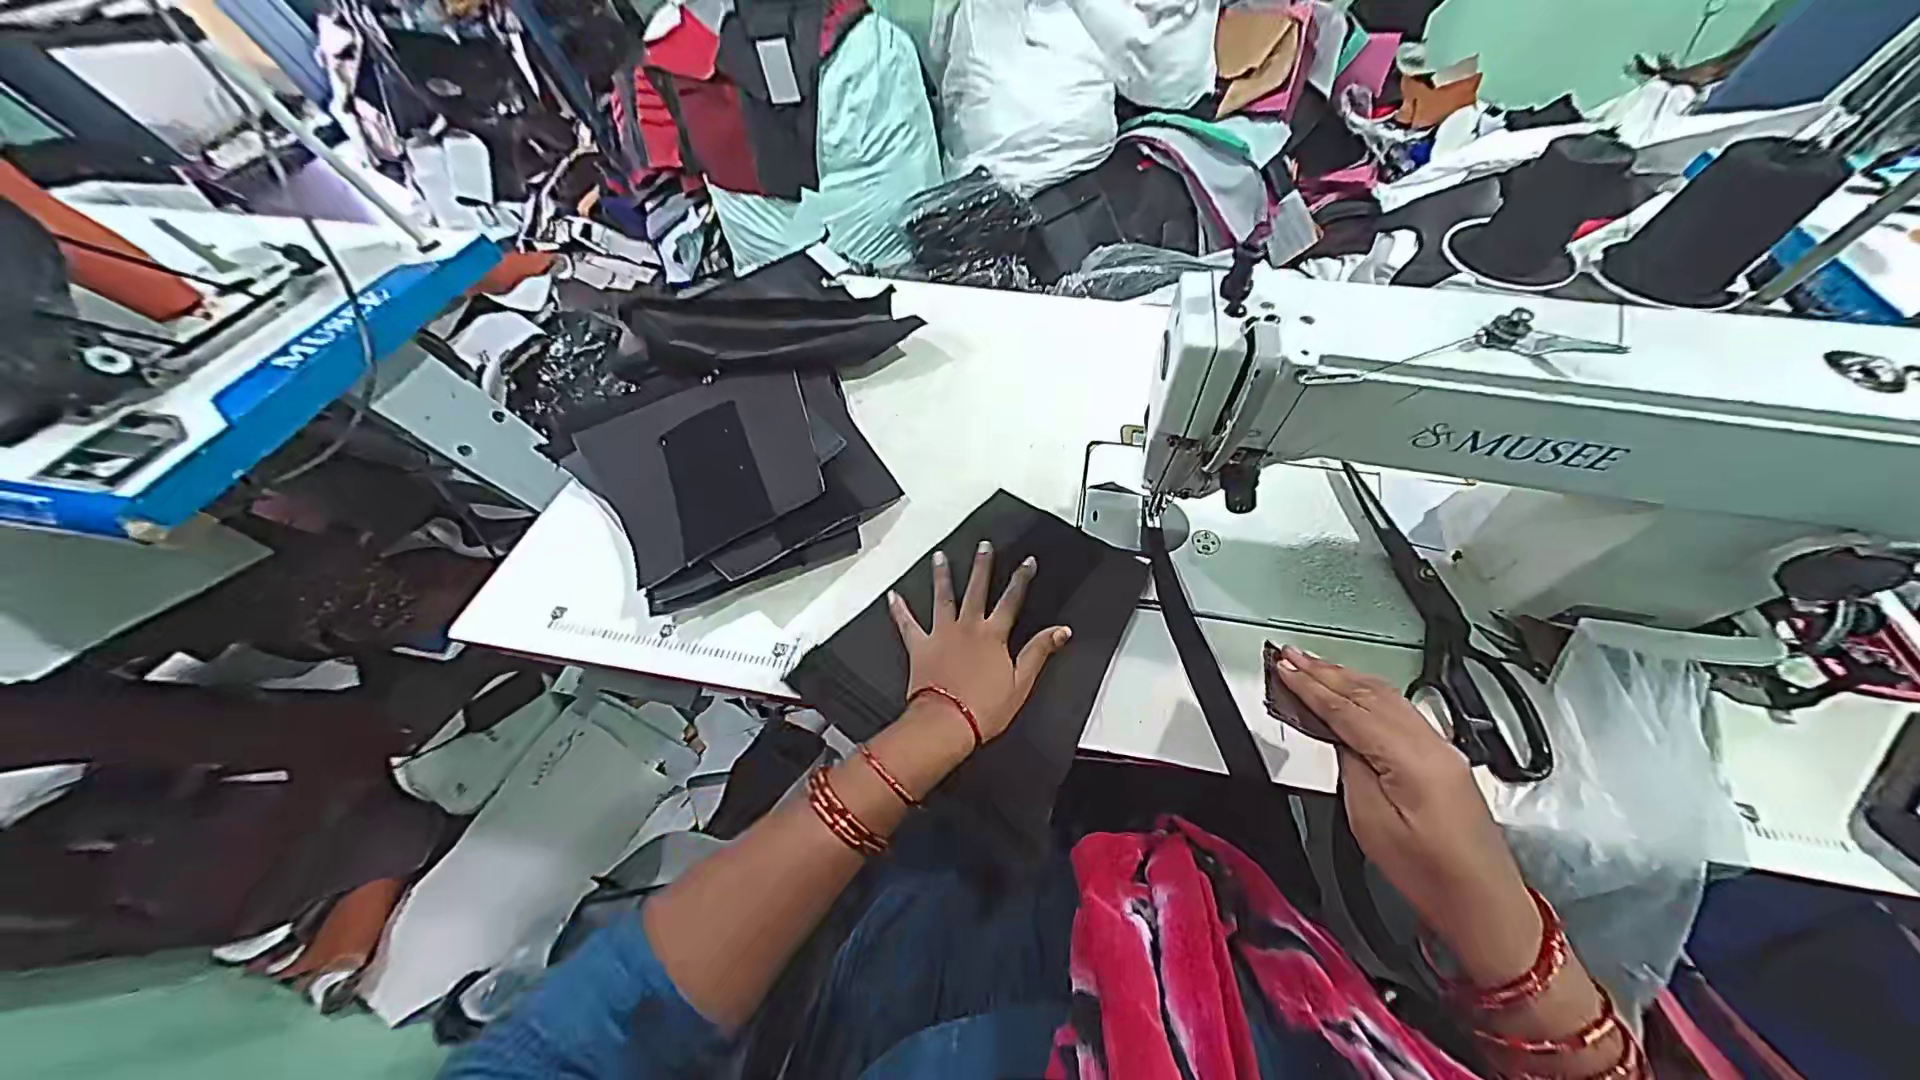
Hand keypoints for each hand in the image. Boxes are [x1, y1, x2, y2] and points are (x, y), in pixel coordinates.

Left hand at [887, 542, 1072, 742]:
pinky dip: (899, 609)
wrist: (947, 723)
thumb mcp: (1021, 682)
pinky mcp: (920, 646)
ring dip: (942, 575)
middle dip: (982, 565)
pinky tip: (894, 595)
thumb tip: (1060, 631)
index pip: (1011, 599)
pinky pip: (906, 623)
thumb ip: (1039, 651)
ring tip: (940, 557)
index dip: (1021, 579)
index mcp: (993, 636)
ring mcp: (941, 634)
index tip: (1026, 562)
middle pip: (976, 589)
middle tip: (983, 546)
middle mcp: (967, 628)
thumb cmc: (983, 708)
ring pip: (942, 597)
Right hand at [1272, 645, 1542, 984]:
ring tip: (1312, 662)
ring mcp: (1441, 747)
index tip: (1283, 667)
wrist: (1484, 906)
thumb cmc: (1427, 872)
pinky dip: (1366, 690)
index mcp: (1411, 760)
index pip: (1349, 710)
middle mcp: (1431, 744)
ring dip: (1344, 675)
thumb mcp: (1369, 820)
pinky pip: (1398, 708)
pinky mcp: (1442, 756)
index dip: (1311, 686)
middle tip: (1289, 654)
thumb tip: (1335, 735)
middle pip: (1369, 693)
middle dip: (1324, 671)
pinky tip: (1351, 686)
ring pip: (1386, 695)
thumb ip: (1349, 766)